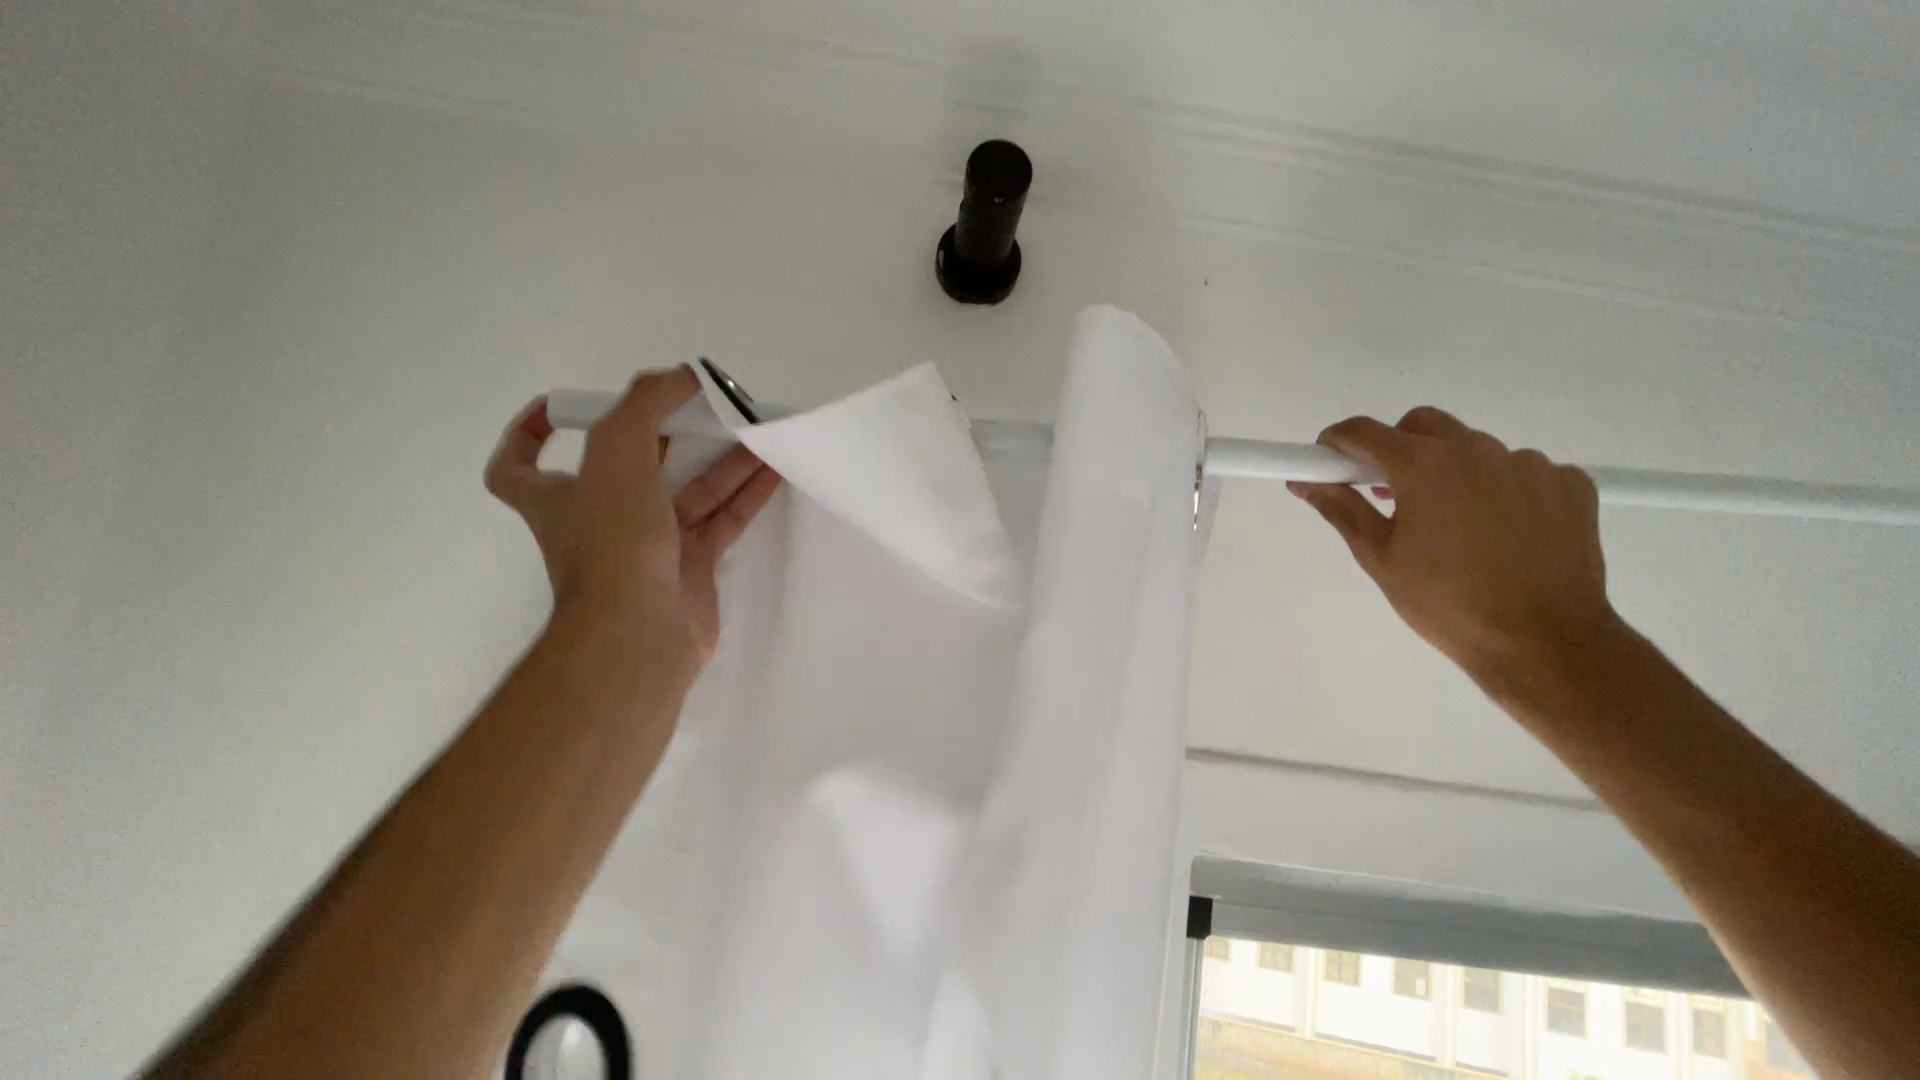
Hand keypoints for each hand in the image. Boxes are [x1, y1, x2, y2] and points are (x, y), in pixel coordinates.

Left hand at [484, 366, 781, 664]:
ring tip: (756, 427)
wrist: (641, 633)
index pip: (516, 468)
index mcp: (559, 497)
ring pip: (688, 491)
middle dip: (665, 434)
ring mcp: (649, 546)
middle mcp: (601, 519)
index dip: (526, 435)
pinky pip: (721, 521)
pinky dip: (746, 494)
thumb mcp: (616, 451)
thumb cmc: (613, 541)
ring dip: (721, 459)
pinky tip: (774, 468)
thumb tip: (682, 376)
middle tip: (702, 406)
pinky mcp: (691, 569)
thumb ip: (646, 403)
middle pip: (631, 466)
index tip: (558, 409)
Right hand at [1288, 407, 1619, 680]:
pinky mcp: (1570, 484)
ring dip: (1453, 471)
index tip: (1328, 462)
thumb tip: (1304, 480)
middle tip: (1390, 495)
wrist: (1542, 642)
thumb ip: (1341, 509)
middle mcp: (1477, 449)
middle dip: (1397, 448)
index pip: (1363, 431)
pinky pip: (1522, 471)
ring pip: (1475, 449)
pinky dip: (1502, 490)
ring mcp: (1529, 463)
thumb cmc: (1445, 603)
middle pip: (1422, 425)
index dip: (1337, 442)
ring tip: (1454, 525)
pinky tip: (1502, 532)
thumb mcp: (1379, 558)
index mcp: (1424, 465)